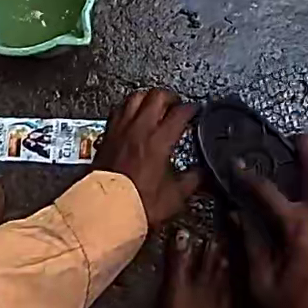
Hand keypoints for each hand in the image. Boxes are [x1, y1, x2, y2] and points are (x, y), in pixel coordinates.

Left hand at [95, 88, 199, 227]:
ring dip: (148, 97)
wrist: (105, 210)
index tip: (195, 110)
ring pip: (135, 97)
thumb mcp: (174, 196)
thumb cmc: (136, 204)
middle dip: (170, 96)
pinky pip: (119, 110)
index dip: (191, 108)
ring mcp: (121, 129)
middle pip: (156, 96)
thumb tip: (202, 174)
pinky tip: (131, 114)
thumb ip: (192, 180)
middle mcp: (139, 129)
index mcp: (159, 141)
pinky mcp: (108, 134)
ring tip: (155, 103)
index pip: (180, 113)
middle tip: (176, 104)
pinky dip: (128, 107)